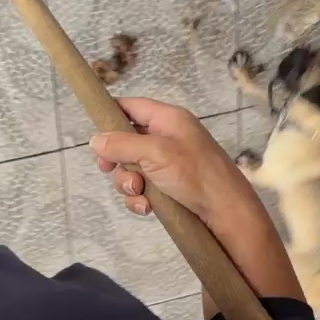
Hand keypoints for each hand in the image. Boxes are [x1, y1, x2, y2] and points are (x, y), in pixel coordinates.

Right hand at [90, 97, 258, 222]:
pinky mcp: (166, 187)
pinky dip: (139, 199)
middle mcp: (165, 139)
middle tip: (108, 168)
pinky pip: (140, 189)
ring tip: (141, 192)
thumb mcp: (155, 153)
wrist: (226, 213)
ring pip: (129, 169)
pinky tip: (147, 207)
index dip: (110, 115)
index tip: (93, 131)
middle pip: (124, 142)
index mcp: (168, 120)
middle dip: (116, 160)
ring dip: (128, 183)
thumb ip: (122, 144)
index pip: (131, 107)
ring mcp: (166, 164)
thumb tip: (95, 140)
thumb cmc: (196, 175)